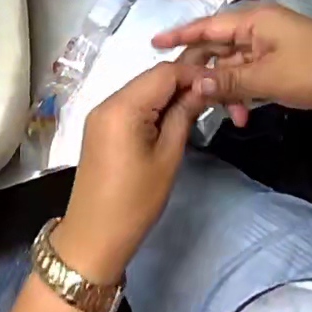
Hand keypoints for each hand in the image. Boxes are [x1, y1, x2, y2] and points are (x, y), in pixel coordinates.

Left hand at [56, 62, 210, 284]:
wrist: (93, 239)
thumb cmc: (135, 201)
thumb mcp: (168, 156)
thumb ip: (185, 114)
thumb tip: (204, 88)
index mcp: (123, 107)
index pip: (165, 72)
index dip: (194, 74)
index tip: (219, 86)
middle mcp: (107, 102)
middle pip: (152, 77)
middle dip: (183, 81)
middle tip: (211, 96)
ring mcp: (101, 113)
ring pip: (143, 88)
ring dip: (169, 93)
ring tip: (196, 107)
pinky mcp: (101, 126)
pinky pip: (132, 102)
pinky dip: (154, 104)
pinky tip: (171, 117)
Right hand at [152, 5, 311, 122]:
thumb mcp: (267, 78)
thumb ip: (229, 80)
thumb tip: (196, 83)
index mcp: (254, 20)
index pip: (207, 26)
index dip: (179, 35)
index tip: (153, 44)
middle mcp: (259, 26)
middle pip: (218, 46)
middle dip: (206, 74)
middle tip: (191, 99)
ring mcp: (271, 42)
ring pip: (235, 63)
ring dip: (227, 88)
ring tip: (230, 116)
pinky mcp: (281, 58)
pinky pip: (251, 70)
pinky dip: (244, 89)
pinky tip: (244, 111)